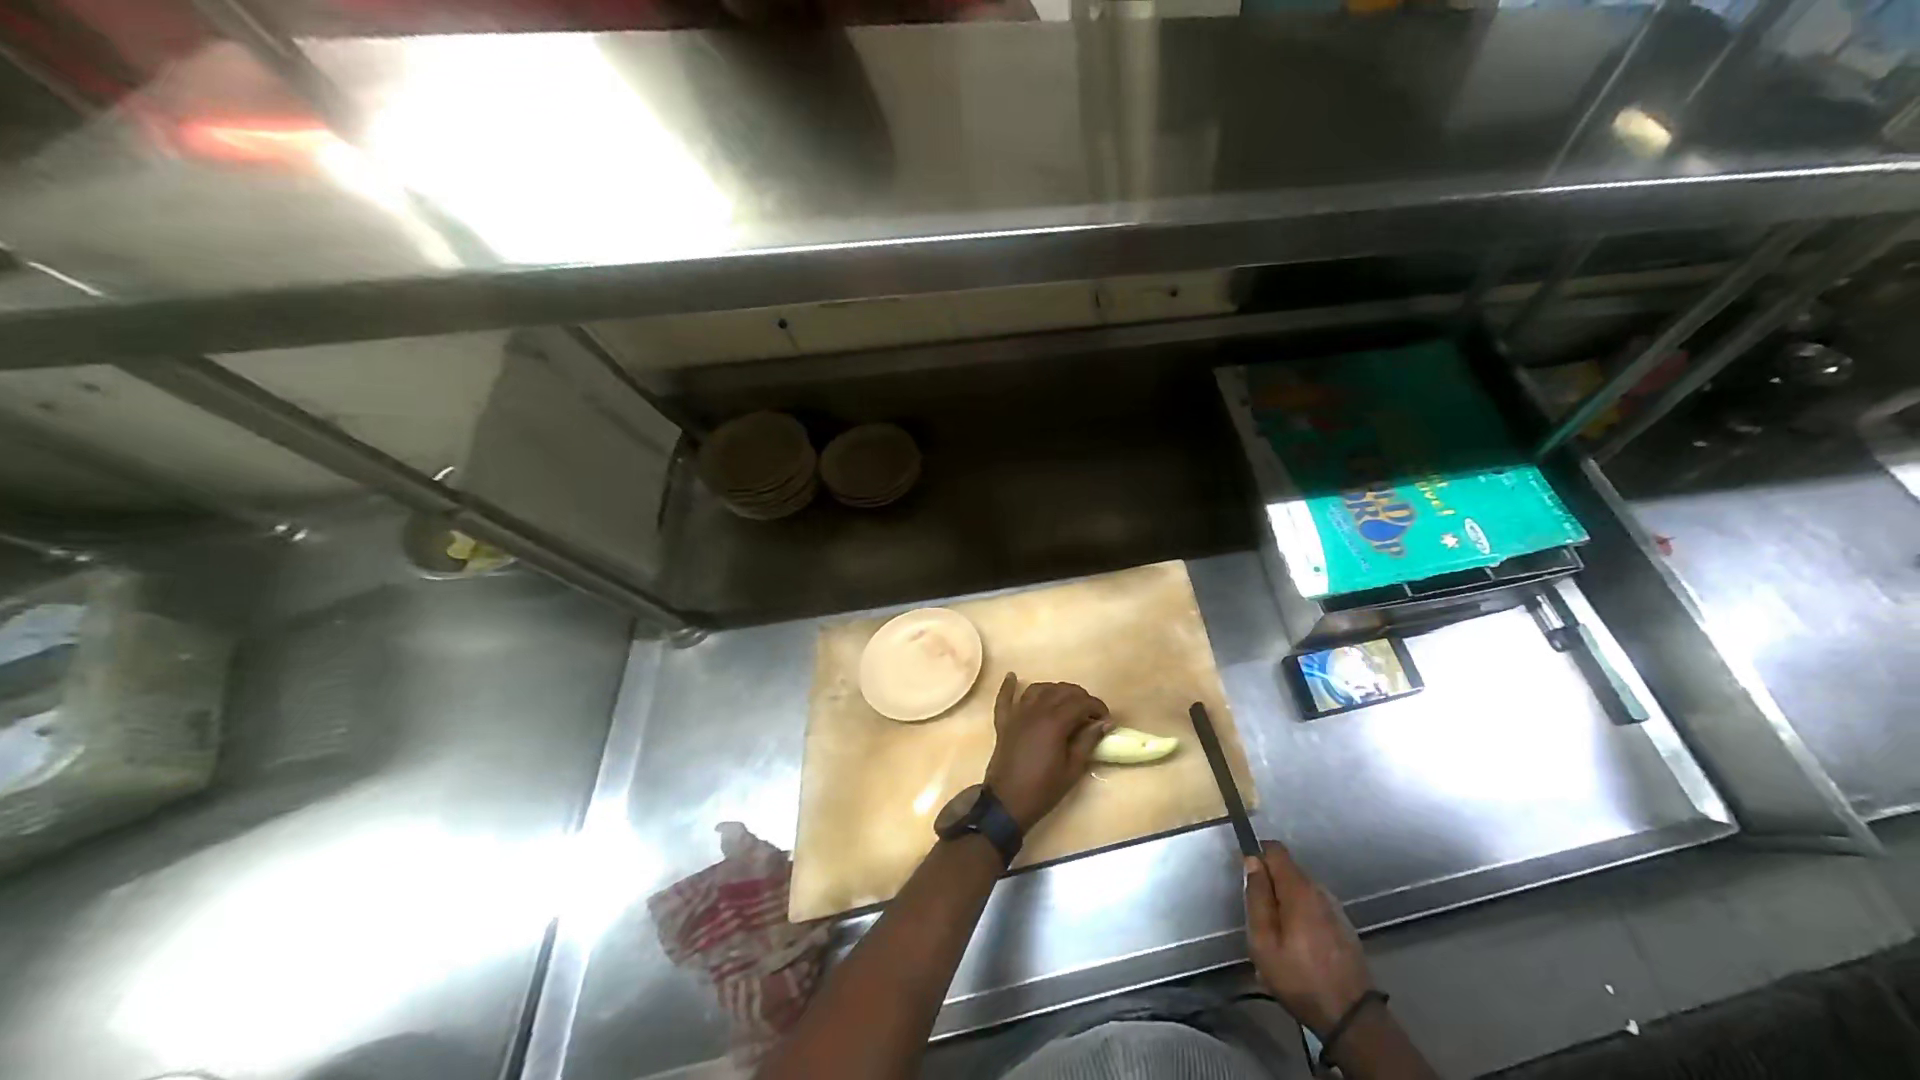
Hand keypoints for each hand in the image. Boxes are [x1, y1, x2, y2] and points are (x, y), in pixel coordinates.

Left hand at [983, 674, 1110, 830]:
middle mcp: (1035, 711)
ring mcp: (1017, 714)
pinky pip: (1005, 698)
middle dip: (1080, 697)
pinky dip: (1009, 686)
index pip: (1081, 703)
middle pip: (1061, 691)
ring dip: (1054, 690)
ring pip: (1038, 690)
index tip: (1106, 719)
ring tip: (1066, 701)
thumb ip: (1088, 741)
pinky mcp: (1004, 722)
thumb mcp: (1073, 768)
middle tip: (1091, 713)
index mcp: (1054, 722)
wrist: (1008, 802)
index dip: (1097, 707)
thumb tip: (1104, 723)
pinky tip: (1013, 676)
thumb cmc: (1044, 789)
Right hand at [1243, 840, 1373, 1035]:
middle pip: (1288, 871)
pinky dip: (1301, 916)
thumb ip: (1257, 897)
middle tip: (1260, 920)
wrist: (1351, 1018)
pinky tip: (1298, 946)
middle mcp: (1320, 891)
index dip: (1257, 855)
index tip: (1248, 878)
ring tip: (1277, 938)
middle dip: (1270, 886)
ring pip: (1300, 891)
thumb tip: (1252, 862)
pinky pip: (1314, 908)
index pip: (1275, 850)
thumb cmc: (1299, 978)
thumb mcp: (1263, 941)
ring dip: (1285, 904)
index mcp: (1299, 890)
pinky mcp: (1343, 926)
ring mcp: (1335, 909)